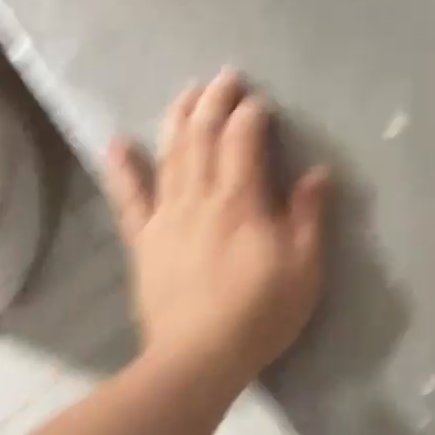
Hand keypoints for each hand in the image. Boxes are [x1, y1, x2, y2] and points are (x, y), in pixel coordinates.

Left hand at [102, 70, 330, 383]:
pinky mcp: (143, 240)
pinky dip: (122, 168)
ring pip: (170, 154)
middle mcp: (199, 197)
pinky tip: (117, 143)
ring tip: (186, 92)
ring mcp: (166, 216)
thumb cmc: (260, 314)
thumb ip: (309, 217)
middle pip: (203, 136)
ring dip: (178, 118)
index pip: (243, 140)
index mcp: (241, 201)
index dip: (251, 114)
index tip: (261, 101)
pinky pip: (129, 198)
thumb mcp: (304, 269)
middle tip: (224, 77)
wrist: (199, 356)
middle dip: (214, 101)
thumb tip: (317, 172)